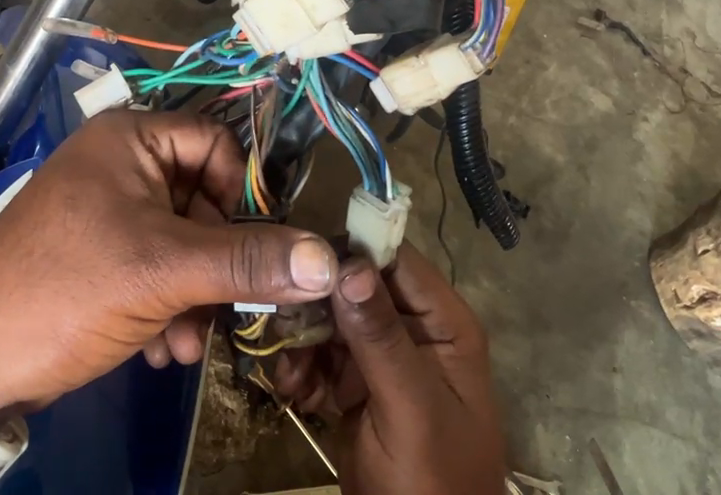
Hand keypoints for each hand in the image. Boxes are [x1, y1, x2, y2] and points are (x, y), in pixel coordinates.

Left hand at [0, 110, 338, 417]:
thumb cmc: (69, 286)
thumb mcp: (164, 270)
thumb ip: (247, 262)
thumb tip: (329, 260)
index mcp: (130, 139)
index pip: (216, 145)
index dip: (243, 194)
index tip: (262, 248)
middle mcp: (119, 165)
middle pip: (203, 201)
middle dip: (217, 264)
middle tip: (226, 310)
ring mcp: (106, 212)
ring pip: (183, 243)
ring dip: (195, 296)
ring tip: (186, 343)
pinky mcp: (98, 256)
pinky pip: (155, 268)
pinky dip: (166, 307)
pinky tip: (160, 349)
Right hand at [272, 248, 505, 494]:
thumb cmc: (434, 482)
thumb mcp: (411, 410)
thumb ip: (381, 338)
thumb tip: (349, 264)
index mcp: (442, 322)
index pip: (393, 258)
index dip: (346, 250)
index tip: (295, 258)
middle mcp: (412, 327)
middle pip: (352, 284)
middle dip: (312, 303)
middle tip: (278, 323)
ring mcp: (381, 354)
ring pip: (327, 317)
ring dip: (299, 340)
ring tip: (287, 373)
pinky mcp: (354, 381)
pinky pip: (318, 353)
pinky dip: (300, 368)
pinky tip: (292, 392)